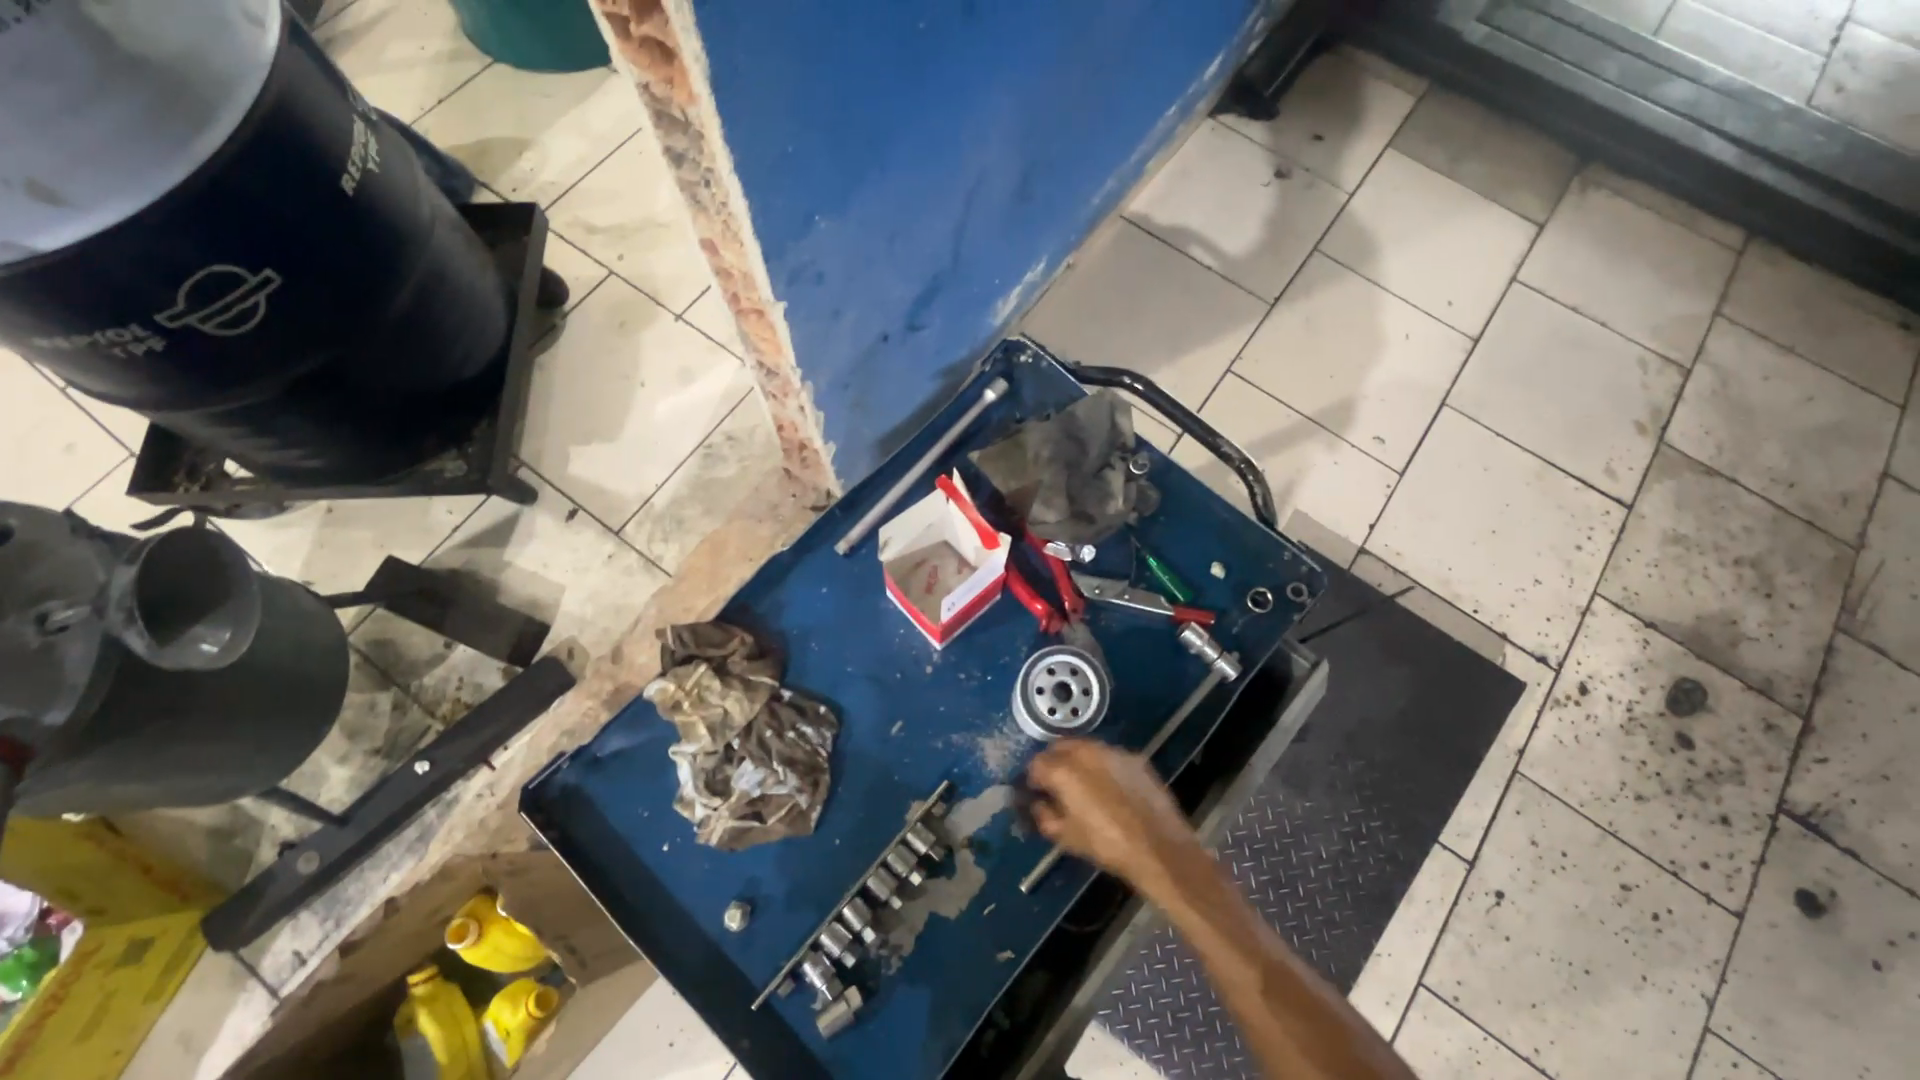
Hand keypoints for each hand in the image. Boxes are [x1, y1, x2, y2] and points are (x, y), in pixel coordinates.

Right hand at [1025, 739, 1206, 899]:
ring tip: (1084, 784)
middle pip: (1061, 747)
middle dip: (1054, 762)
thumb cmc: (1105, 844)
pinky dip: (1103, 765)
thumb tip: (1039, 804)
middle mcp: (1087, 752)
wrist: (1158, 847)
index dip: (1033, 778)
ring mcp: (1114, 752)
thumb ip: (1044, 815)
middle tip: (1057, 784)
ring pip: (1087, 747)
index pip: (1037, 763)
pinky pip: (1110, 756)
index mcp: (1064, 770)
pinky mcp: (1136, 759)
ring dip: (1078, 760)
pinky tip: (1110, 787)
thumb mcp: (1065, 837)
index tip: (1037, 792)